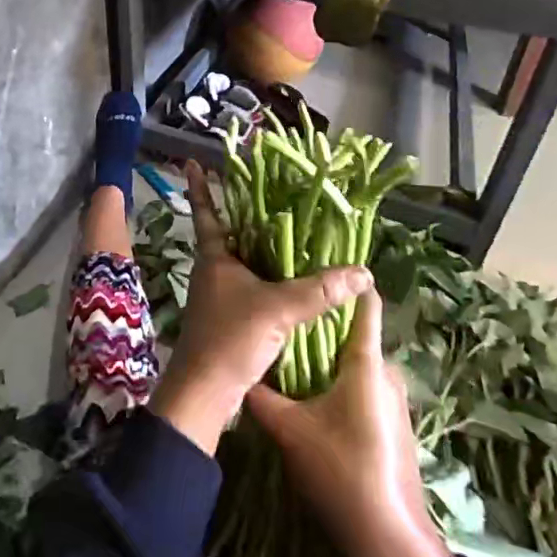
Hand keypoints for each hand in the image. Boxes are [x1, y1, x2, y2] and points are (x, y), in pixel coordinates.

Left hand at [150, 161, 372, 455]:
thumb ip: (319, 292)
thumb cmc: (230, 338)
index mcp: (215, 258)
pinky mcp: (229, 320)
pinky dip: (270, 284)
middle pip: (231, 235)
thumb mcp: (278, 309)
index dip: (202, 188)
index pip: (207, 213)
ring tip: (290, 238)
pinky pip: (253, 290)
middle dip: (247, 217)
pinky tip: (292, 286)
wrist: (206, 393)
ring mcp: (219, 296)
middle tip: (271, 197)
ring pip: (243, 264)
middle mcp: (213, 271)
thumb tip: (362, 273)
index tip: (194, 163)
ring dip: (261, 252)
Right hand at [245, 288, 453, 556]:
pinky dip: (340, 377)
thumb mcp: (288, 429)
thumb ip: (260, 394)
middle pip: (355, 330)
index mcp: (366, 362)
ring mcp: (393, 398)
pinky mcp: (393, 421)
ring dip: (329, 352)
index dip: (344, 279)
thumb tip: (233, 369)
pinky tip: (313, 390)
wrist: (389, 539)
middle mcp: (386, 372)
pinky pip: (364, 383)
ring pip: (357, 359)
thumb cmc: (341, 470)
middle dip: (322, 319)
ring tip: (291, 346)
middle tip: (283, 309)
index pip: (365, 302)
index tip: (312, 261)